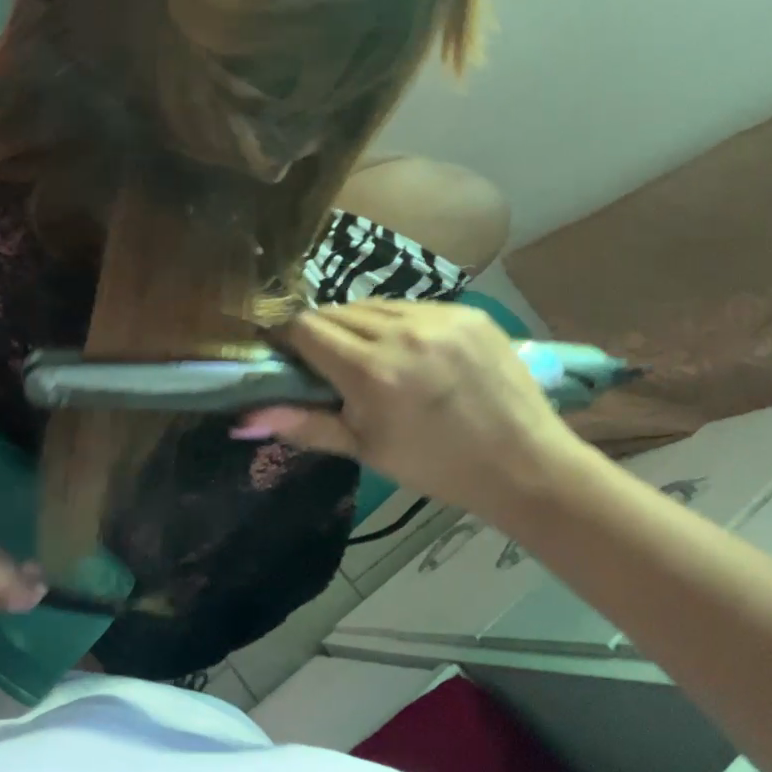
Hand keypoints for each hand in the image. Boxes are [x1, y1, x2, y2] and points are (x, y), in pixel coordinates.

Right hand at [233, 301, 585, 518]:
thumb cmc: (436, 465)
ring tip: (366, 356)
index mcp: (372, 373)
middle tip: (324, 363)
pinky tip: (406, 350)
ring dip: (354, 324)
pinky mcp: (468, 313)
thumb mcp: (364, 449)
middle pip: (333, 312)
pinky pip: (408, 305)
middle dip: (319, 333)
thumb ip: (303, 424)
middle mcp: (403, 335)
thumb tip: (243, 416)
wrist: (528, 466)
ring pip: (369, 305)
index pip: (303, 327)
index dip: (285, 338)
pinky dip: (394, 323)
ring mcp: (440, 319)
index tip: (282, 354)